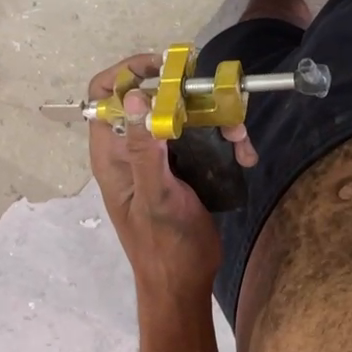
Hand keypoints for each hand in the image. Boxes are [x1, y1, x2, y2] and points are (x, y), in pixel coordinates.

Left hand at [85, 56, 254, 303]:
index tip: (165, 67)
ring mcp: (161, 155)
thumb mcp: (155, 197)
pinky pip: (205, 136)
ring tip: (240, 139)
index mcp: (113, 153)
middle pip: (155, 97)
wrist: (186, 284)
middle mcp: (133, 147)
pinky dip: (227, 139)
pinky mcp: (186, 165)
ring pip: (186, 114)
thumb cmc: (164, 247)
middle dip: (190, 97)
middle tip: (219, 100)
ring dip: (217, 119)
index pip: (107, 95)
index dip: (129, 72)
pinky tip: (244, 155)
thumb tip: (140, 97)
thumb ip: (145, 149)